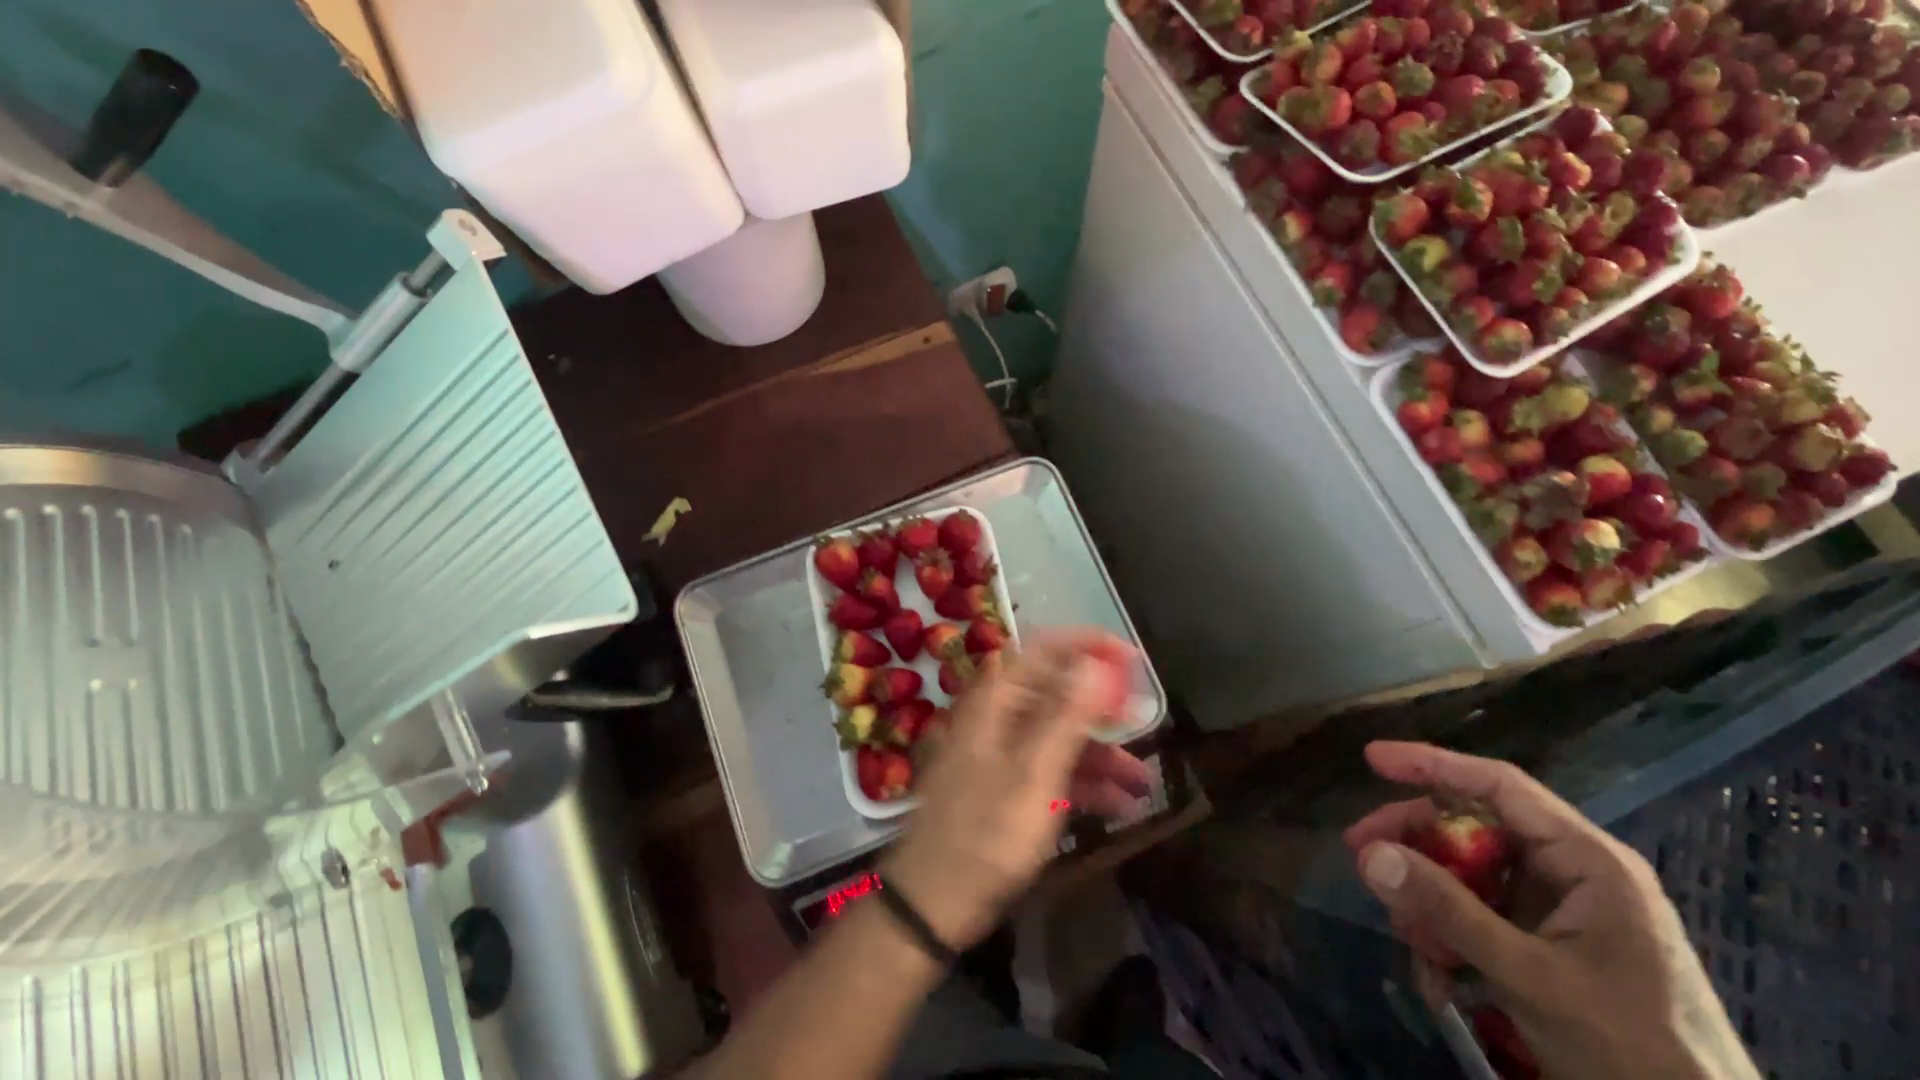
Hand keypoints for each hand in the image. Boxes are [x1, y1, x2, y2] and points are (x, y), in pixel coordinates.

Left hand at [880, 630, 1152, 949]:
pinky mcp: (1001, 792)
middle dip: (1102, 710)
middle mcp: (994, 722)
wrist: (930, 906)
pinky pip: (1047, 772)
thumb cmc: (985, 836)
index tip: (1132, 658)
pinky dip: (1081, 784)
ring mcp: (996, 758)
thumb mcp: (1034, 776)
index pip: (1042, 651)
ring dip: (1100, 756)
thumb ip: (1066, 717)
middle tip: (1145, 722)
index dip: (1087, 646)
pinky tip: (1118, 808)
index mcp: (994, 705)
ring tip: (1144, 782)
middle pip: (1054, 696)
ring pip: (1056, 738)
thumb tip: (1094, 661)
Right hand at [1343, 742, 1759, 1079]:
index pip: (1499, 787)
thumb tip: (1371, 854)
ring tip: (1417, 952)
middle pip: (1475, 832)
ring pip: (1472, 881)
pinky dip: (1453, 942)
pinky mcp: (1550, 947)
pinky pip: (1483, 921)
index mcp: (1587, 861)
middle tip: (1362, 859)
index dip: (1433, 765)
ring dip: (1433, 910)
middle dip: (1417, 849)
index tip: (1372, 759)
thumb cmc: (1630, 1044)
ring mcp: (1561, 912)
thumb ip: (1449, 913)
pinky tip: (1441, 981)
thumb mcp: (1530, 977)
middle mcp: (1573, 874)